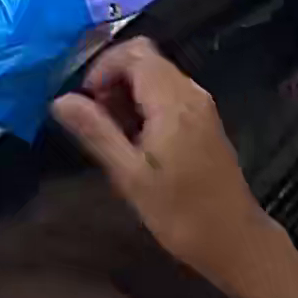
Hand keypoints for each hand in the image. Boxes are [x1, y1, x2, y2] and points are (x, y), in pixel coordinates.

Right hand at [51, 39, 274, 284]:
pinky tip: (136, 135)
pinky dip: (145, 98)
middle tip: (97, 113)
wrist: (238, 243)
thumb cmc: (181, 213)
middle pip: (144, 56)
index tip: (88, 101)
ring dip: (128, 88)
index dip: (103, 67)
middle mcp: (190, 91)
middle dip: (113, 75)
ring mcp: (200, 102)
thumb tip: (60, 100)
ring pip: (155, 71)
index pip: (133, 53)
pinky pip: (167, 88)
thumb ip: (96, 132)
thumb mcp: (130, 177)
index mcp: (172, 100)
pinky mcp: (204, 116)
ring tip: (113, 129)